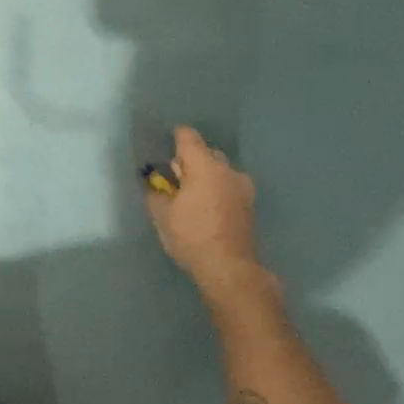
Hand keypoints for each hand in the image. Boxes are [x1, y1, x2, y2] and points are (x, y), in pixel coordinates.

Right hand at [145, 126, 273, 295]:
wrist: (229, 267)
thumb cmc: (191, 235)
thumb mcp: (161, 215)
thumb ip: (155, 193)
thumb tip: (154, 183)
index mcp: (204, 166)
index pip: (188, 137)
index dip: (175, 136)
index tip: (165, 145)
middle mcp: (227, 170)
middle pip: (207, 152)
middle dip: (190, 160)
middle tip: (175, 178)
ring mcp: (243, 187)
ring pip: (221, 170)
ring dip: (206, 175)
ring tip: (192, 195)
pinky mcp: (249, 204)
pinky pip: (229, 186)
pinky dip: (217, 190)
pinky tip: (207, 208)